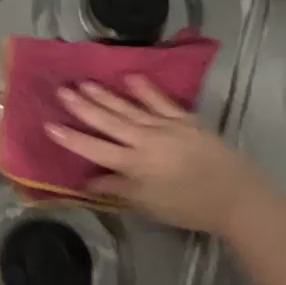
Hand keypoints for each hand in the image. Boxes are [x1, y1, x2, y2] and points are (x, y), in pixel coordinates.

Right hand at [45, 77, 270, 235]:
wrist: (236, 196)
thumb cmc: (190, 207)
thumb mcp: (150, 204)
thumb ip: (120, 188)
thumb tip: (89, 180)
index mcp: (134, 164)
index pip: (94, 148)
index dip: (71, 137)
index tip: (49, 124)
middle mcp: (145, 140)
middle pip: (108, 121)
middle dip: (82, 106)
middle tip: (61, 90)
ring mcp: (166, 126)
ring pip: (129, 107)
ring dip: (106, 95)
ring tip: (85, 82)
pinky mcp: (186, 119)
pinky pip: (161, 101)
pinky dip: (145, 89)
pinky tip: (131, 77)